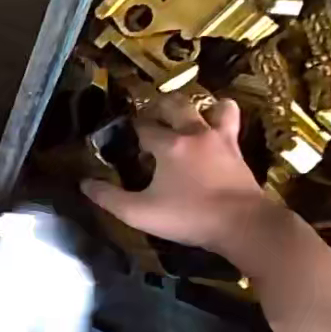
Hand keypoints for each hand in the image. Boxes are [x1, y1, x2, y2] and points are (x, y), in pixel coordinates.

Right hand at [80, 94, 278, 256]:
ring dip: (200, 109)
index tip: (123, 137)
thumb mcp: (139, 212)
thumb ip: (109, 197)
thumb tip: (84, 184)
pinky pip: (232, 125)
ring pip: (214, 108)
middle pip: (176, 105)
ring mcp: (221, 141)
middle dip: (159, 106)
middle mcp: (195, 134)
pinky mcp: (239, 152)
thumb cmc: (189, 217)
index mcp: (169, 145)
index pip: (143, 126)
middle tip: (149, 117)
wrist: (246, 226)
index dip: (131, 129)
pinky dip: (222, 122)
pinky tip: (213, 134)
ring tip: (188, 119)